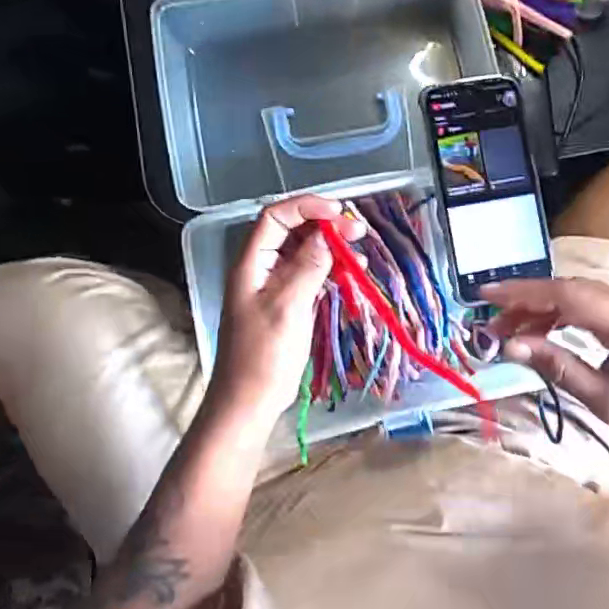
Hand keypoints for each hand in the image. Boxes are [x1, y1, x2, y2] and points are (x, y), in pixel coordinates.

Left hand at [209, 195, 364, 429]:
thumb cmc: (262, 356)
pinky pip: (311, 272)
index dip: (306, 206)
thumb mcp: (288, 307)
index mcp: (252, 262)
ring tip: (359, 248)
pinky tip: (352, 269)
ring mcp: (276, 284)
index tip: (339, 212)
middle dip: (324, 224)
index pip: (276, 216)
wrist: (249, 401)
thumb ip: (308, 267)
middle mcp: (262, 267)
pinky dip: (331, 267)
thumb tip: (328, 234)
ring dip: (331, 245)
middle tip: (357, 230)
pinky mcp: (289, 302)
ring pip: (304, 250)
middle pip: (292, 230)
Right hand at [483, 278, 608, 466]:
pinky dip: (566, 313)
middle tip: (493, 326)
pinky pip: (596, 305)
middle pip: (571, 290)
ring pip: (582, 295)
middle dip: (527, 303)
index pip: (567, 295)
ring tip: (513, 331)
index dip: (522, 292)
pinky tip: (547, 330)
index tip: (486, 296)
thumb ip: (560, 368)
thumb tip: (513, 346)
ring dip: (544, 308)